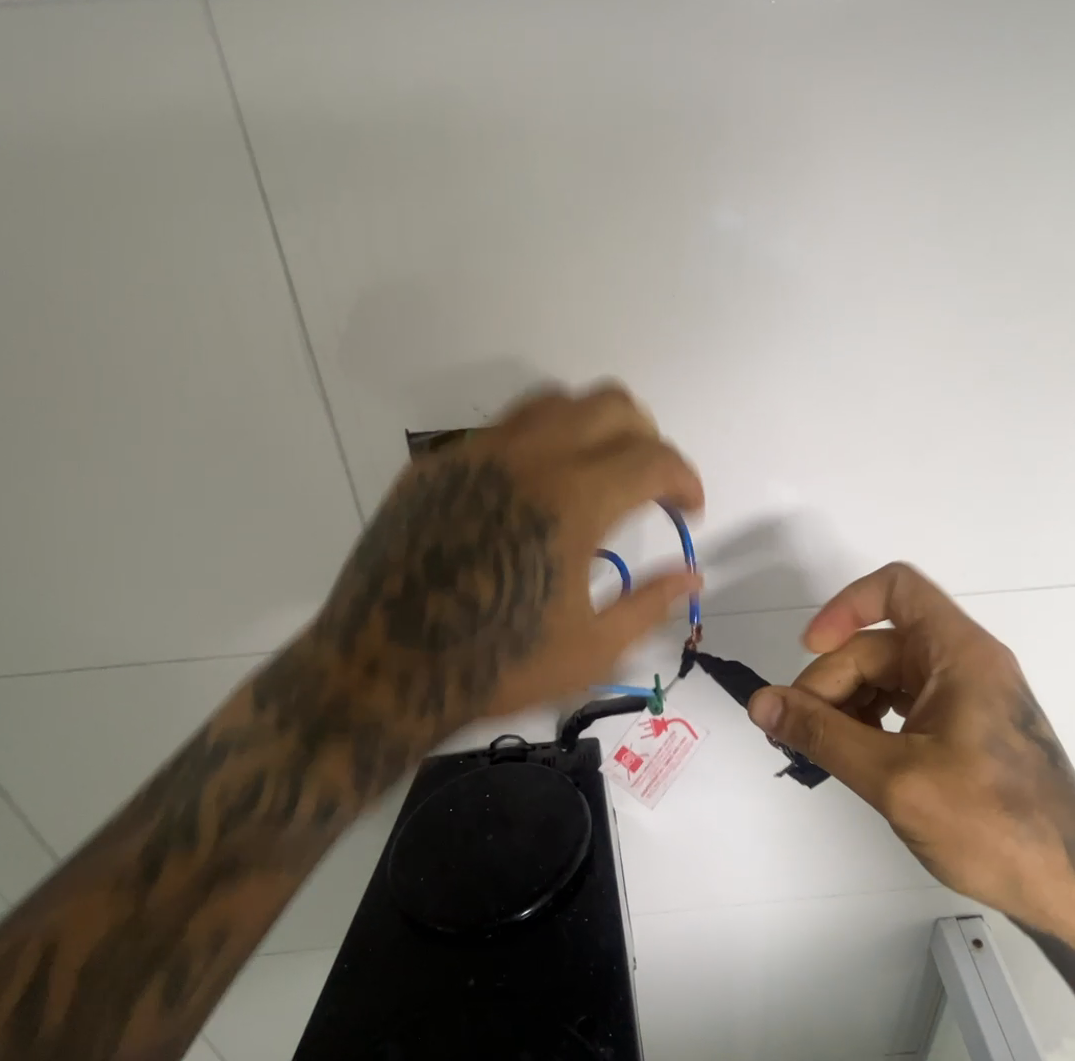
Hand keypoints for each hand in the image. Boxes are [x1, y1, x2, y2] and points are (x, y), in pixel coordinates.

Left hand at [311, 384, 703, 740]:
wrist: (382, 670)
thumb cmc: (496, 665)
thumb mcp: (590, 649)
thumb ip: (650, 603)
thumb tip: (693, 575)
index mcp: (573, 501)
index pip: (653, 459)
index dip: (685, 480)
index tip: (688, 510)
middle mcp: (528, 458)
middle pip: (611, 406)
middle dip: (647, 439)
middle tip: (648, 486)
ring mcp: (475, 455)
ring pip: (553, 403)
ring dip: (591, 428)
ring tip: (595, 475)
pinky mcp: (435, 467)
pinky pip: (501, 432)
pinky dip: (536, 446)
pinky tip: (529, 497)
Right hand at [747, 563, 1074, 939]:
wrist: (1070, 891)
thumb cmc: (990, 826)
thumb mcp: (895, 778)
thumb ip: (822, 735)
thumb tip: (759, 703)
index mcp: (961, 654)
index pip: (896, 589)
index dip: (844, 607)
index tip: (808, 652)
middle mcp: (966, 663)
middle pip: (879, 644)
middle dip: (831, 682)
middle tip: (796, 734)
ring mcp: (969, 697)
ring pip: (888, 675)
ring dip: (846, 704)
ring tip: (820, 750)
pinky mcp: (967, 728)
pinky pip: (906, 703)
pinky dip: (871, 722)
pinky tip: (854, 757)